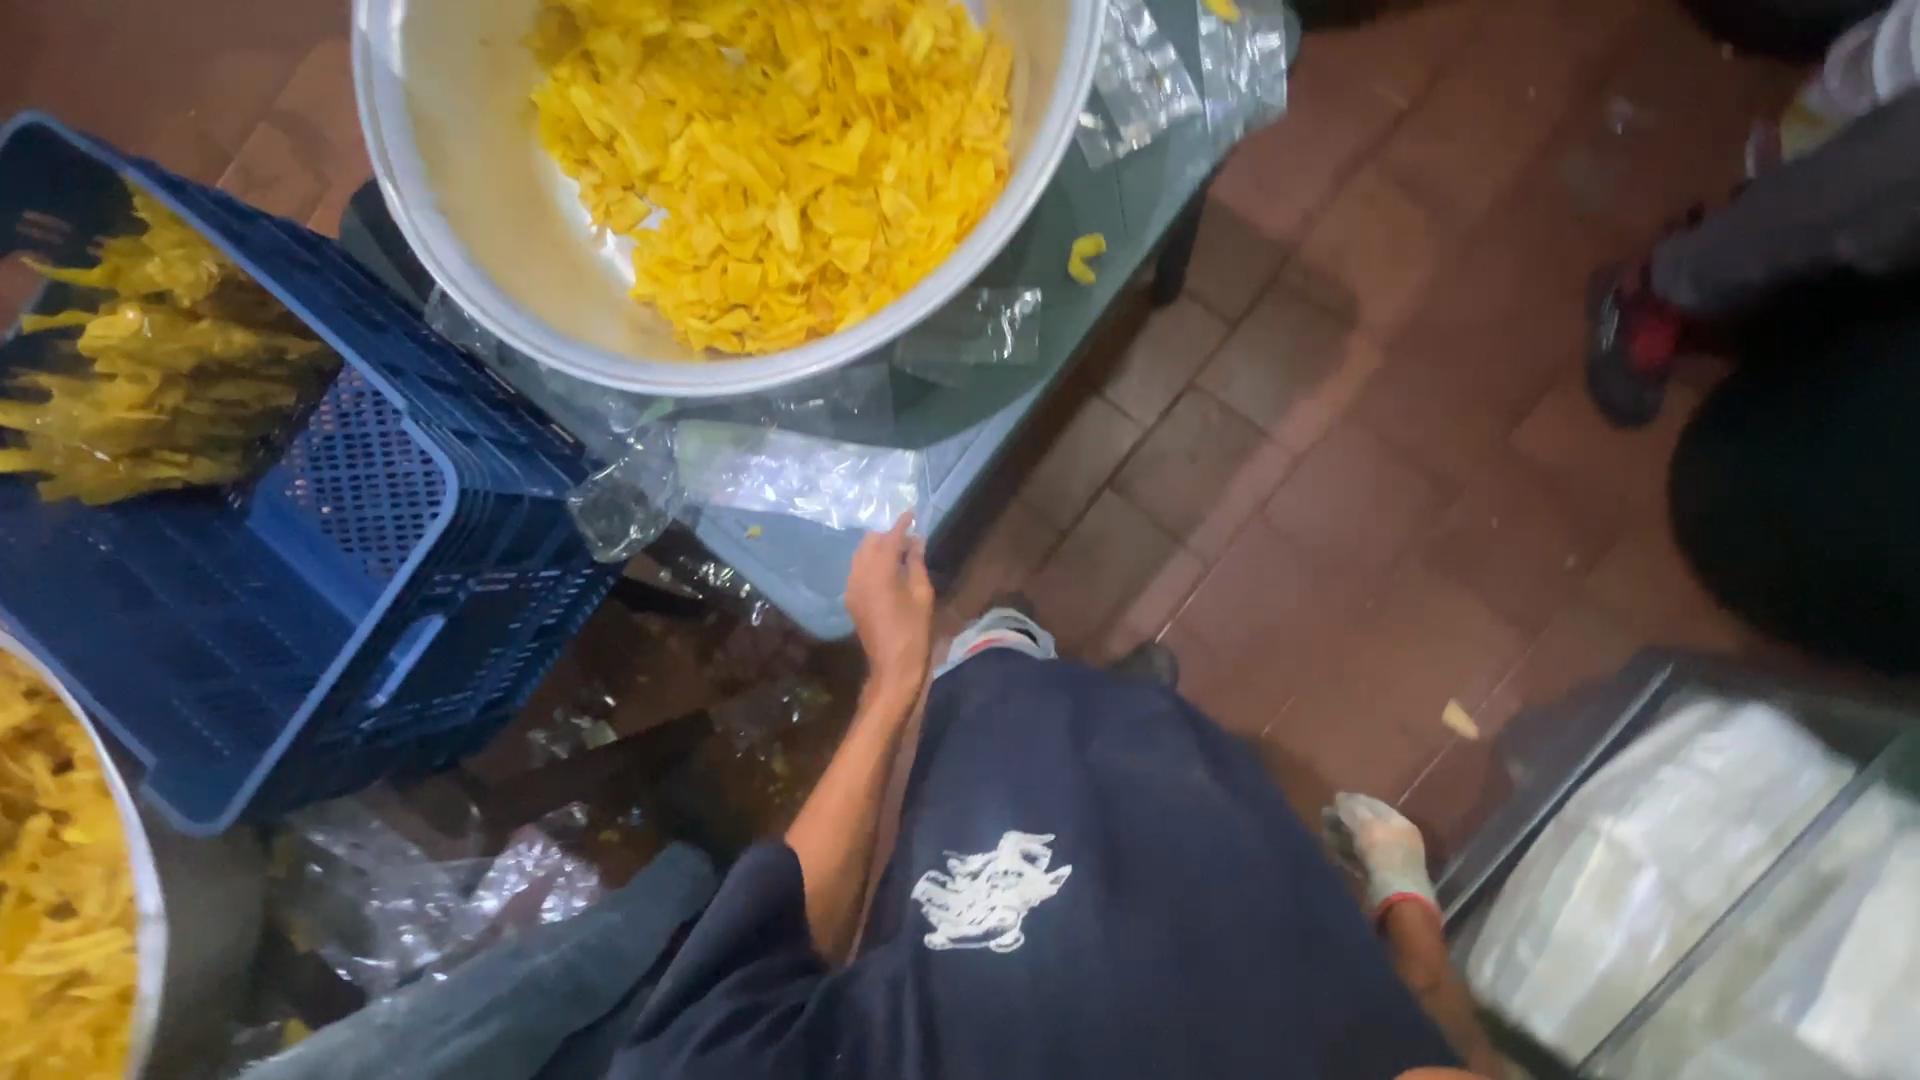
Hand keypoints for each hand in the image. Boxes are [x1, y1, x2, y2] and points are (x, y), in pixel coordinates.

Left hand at [846, 513, 934, 700]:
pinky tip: (888, 570)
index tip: (911, 514)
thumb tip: (915, 542)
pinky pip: (858, 571)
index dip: (901, 525)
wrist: (894, 666)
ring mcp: (851, 588)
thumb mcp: (922, 594)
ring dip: (878, 549)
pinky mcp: (851, 600)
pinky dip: (871, 563)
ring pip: (861, 556)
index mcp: (878, 572)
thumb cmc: (914, 630)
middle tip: (910, 540)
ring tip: (900, 554)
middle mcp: (859, 575)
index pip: (889, 538)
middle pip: (869, 543)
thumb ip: (916, 564)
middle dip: (888, 536)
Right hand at [1323, 792, 1437, 919]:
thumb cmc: (1383, 854)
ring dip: (1342, 837)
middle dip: (1344, 819)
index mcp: (1399, 823)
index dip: (1353, 800)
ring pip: (1361, 842)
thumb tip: (1339, 797)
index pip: (1374, 804)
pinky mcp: (1380, 876)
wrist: (1397, 899)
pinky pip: (1360, 859)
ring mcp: (1389, 858)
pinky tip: (1334, 853)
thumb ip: (1351, 808)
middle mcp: (1397, 839)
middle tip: (1324, 818)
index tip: (1333, 800)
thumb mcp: (1366, 825)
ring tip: (1324, 835)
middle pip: (1366, 823)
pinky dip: (1346, 854)